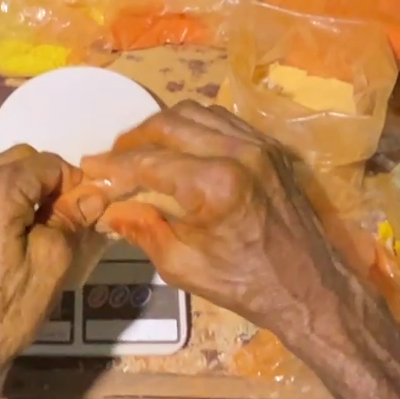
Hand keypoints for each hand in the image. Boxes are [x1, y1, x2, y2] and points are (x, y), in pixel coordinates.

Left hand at [0, 146, 84, 398]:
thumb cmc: (2, 313)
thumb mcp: (51, 264)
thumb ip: (72, 219)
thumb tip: (94, 195)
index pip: (48, 162)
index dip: (73, 184)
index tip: (84, 213)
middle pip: (19, 161)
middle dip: (46, 184)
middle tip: (63, 222)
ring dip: (21, 194)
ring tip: (36, 235)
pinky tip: (6, 244)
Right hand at [82, 103, 363, 339]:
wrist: (310, 287)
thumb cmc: (244, 284)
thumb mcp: (182, 266)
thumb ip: (142, 228)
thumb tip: (108, 206)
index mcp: (215, 184)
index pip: (149, 162)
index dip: (114, 165)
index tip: (90, 167)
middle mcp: (237, 151)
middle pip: (169, 124)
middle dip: (134, 138)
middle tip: (113, 156)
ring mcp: (257, 143)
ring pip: (195, 112)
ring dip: (162, 126)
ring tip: (142, 147)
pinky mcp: (268, 145)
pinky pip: (221, 118)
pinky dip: (193, 125)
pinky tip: (179, 144)